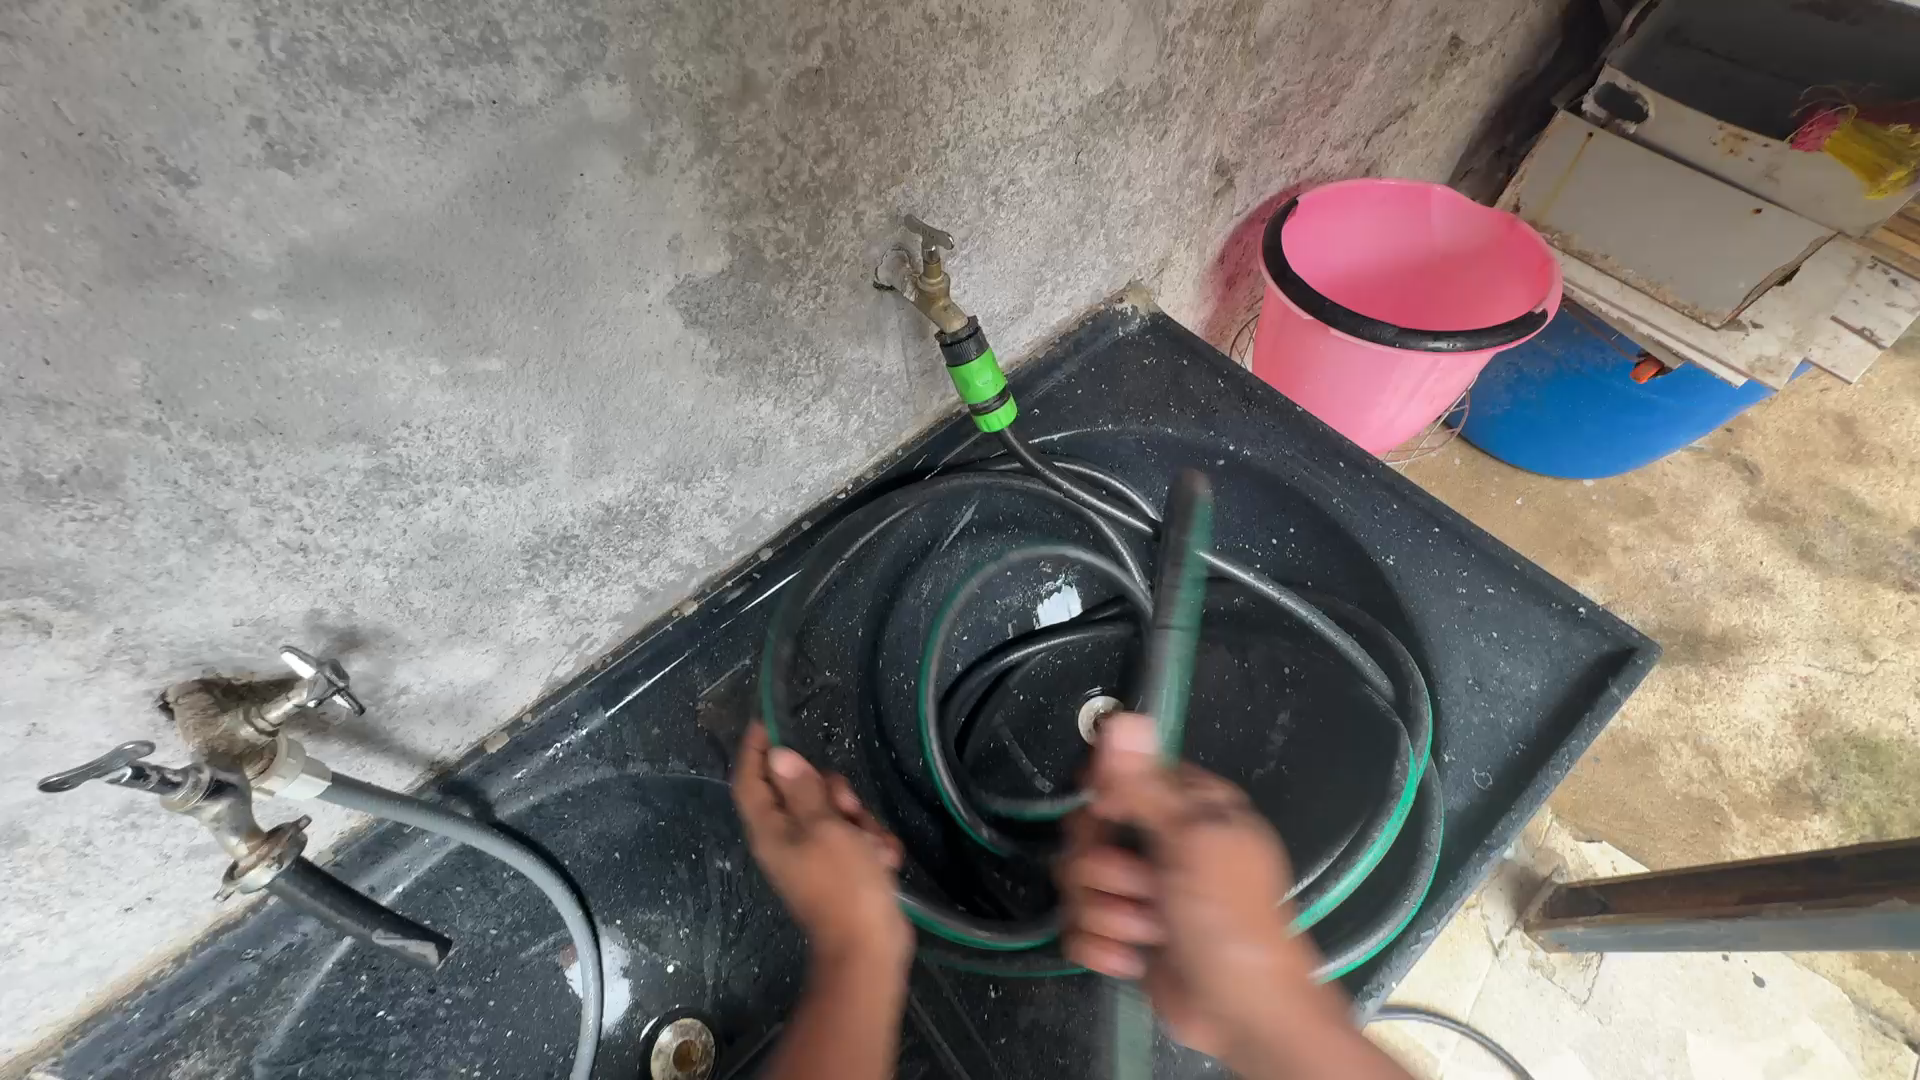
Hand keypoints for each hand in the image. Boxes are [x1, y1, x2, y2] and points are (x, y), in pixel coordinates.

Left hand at [733, 724, 911, 969]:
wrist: (869, 948)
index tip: (769, 720)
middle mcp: (788, 839)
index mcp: (771, 830)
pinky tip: (883, 860)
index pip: (750, 780)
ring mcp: (816, 854)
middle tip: (848, 806)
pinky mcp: (843, 866)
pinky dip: (872, 844)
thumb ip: (802, 790)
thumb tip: (778, 756)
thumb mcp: (824, 828)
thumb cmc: (842, 884)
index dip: (755, 749)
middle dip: (832, 792)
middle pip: (802, 791)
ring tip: (872, 845)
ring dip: (861, 821)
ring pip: (836, 811)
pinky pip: (856, 836)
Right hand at [1056, 713, 1328, 1064]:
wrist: (1246, 1015)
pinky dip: (1103, 946)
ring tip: (1149, 931)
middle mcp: (1158, 838)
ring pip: (1078, 880)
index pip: (1117, 776)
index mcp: (1185, 805)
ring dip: (1110, 913)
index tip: (1109, 818)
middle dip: (1106, 869)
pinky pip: (1079, 924)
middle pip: (1086, 830)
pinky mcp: (1122, 929)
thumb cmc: (1231, 919)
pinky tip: (1134, 958)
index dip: (1104, 799)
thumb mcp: (1192, 841)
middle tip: (1141, 887)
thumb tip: (1124, 718)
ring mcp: (1138, 887)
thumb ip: (1146, 784)